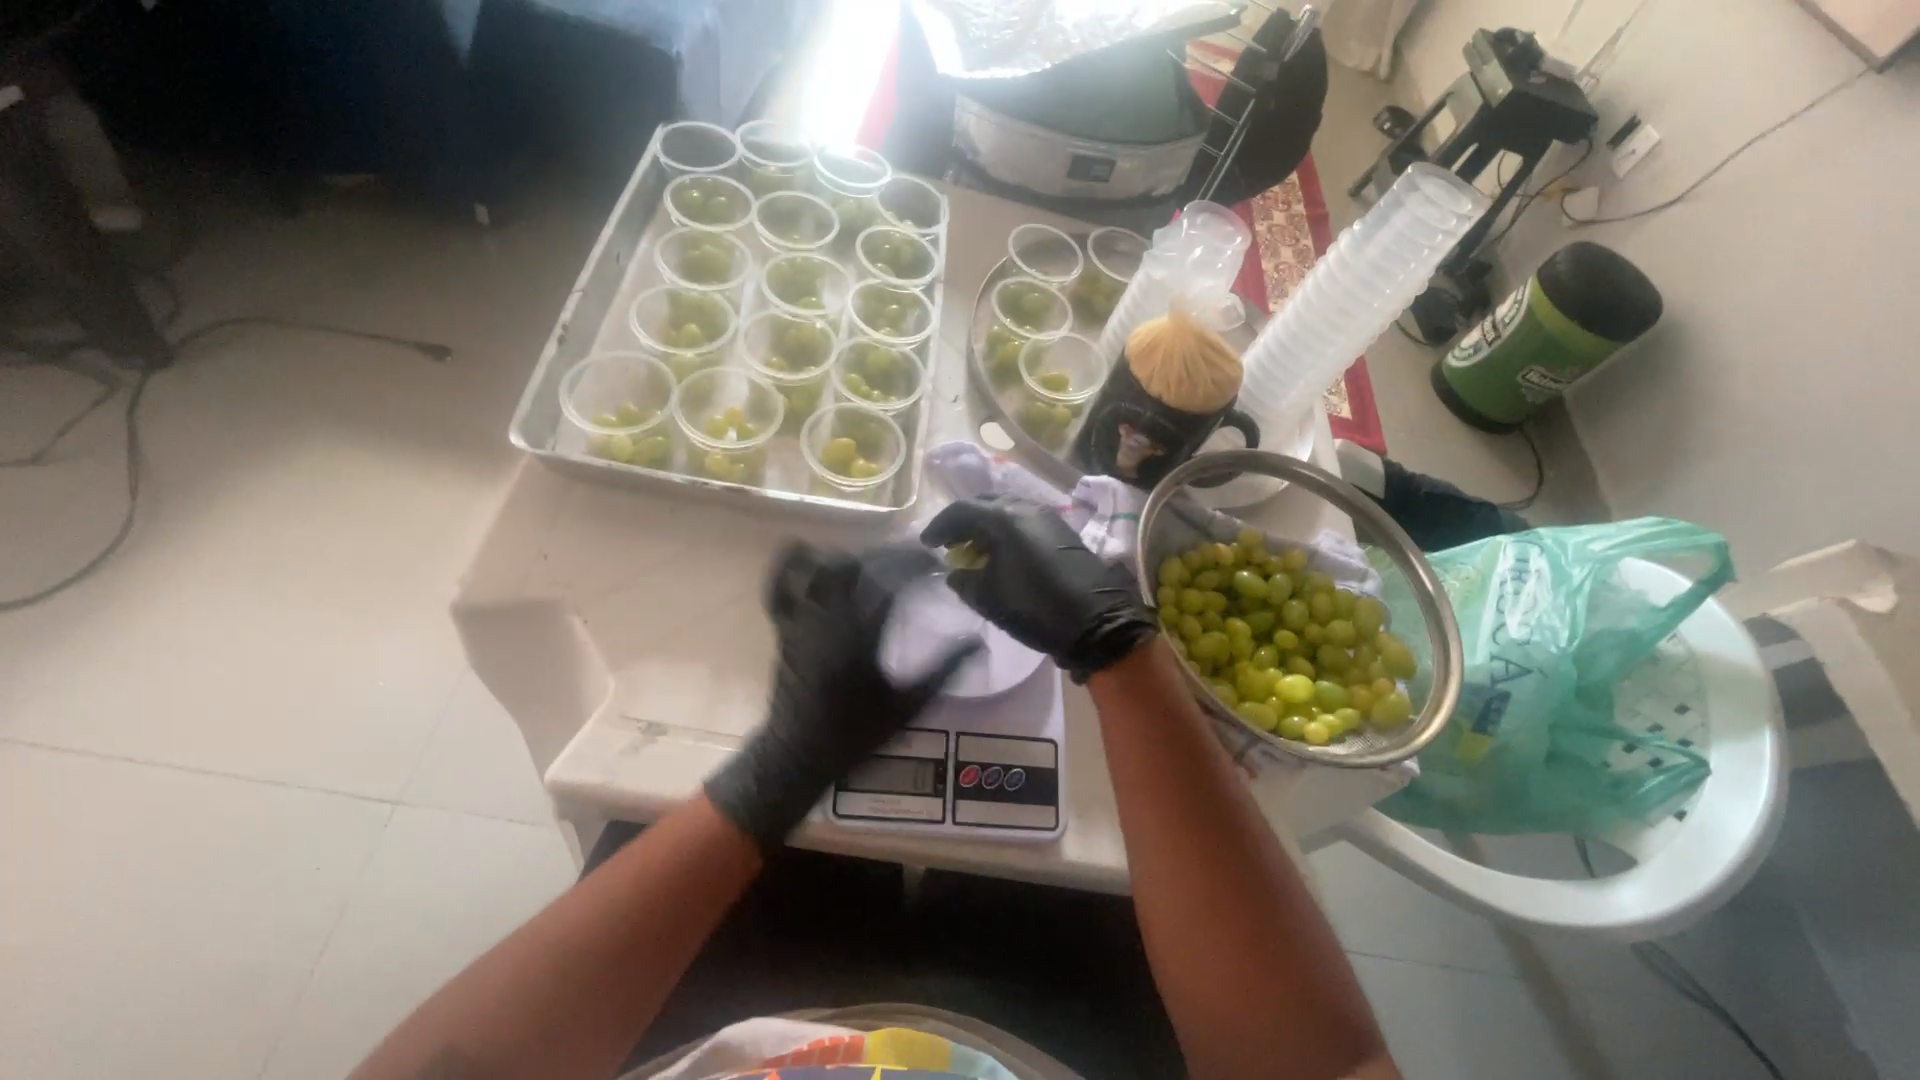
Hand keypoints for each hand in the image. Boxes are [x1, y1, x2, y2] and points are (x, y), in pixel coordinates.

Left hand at [704, 541, 979, 850]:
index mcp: (863, 636)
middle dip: (886, 556)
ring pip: (819, 569)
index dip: (917, 566)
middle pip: (855, 566)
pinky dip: (791, 566)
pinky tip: (808, 555)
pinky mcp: (783, 628)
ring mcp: (801, 621)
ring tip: (872, 564)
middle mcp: (829, 620)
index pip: (892, 583)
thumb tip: (979, 642)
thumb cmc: (855, 733)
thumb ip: (945, 670)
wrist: (798, 753)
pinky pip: (778, 586)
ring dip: (848, 558)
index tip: (936, 564)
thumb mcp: (909, 705)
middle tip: (910, 562)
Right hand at [921, 495, 1157, 682]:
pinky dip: (1006, 532)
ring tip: (974, 550)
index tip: (927, 545)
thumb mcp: (988, 597)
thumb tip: (956, 571)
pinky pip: (1024, 522)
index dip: (939, 527)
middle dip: (963, 522)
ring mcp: (1048, 517)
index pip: (961, 511)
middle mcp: (1026, 508)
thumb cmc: (1035, 607)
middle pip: (984, 504)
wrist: (1095, 621)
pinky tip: (1002, 555)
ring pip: (1007, 511)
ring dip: (986, 526)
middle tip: (949, 543)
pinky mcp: (1062, 532)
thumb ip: (964, 580)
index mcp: (1004, 518)